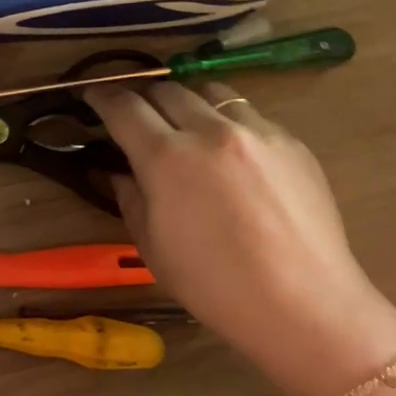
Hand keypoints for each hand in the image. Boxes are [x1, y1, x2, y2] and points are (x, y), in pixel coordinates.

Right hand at [85, 81, 395, 395]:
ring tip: (185, 124)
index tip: (92, 96)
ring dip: (188, 102)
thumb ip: (130, 197)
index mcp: (166, 157)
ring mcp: (257, 133)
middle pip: (166, 90)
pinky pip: (250, 116)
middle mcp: (210, 132)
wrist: (303, 306)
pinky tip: (230, 154)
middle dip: (143, 97)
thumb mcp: (151, 245)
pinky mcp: (292, 144)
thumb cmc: (213, 285)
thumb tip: (120, 172)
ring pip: (211, 94)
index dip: (102, 97)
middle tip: (135, 115)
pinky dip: (228, 124)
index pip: (123, 107)